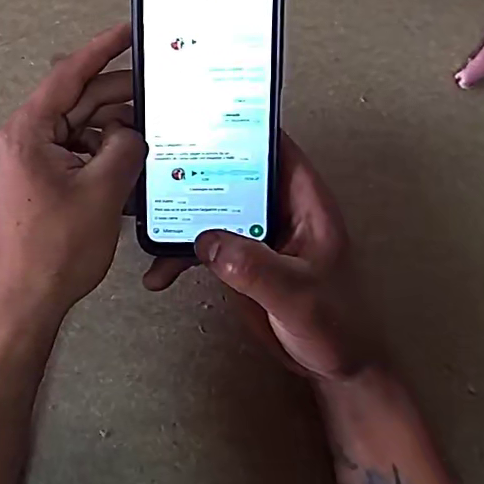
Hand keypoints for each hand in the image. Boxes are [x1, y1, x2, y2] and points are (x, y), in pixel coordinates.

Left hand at [0, 23, 146, 322]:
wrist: (28, 299)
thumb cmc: (52, 252)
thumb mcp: (102, 192)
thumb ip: (125, 148)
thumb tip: (135, 132)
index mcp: (30, 132)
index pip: (70, 73)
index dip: (104, 47)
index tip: (130, 29)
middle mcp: (29, 138)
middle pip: (82, 100)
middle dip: (122, 97)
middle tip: (161, 93)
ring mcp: (38, 158)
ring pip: (87, 126)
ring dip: (119, 129)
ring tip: (154, 133)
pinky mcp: (49, 177)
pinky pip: (84, 150)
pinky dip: (109, 152)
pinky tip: (136, 160)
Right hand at [144, 133, 374, 380]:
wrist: (333, 369)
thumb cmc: (337, 326)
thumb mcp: (299, 296)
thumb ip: (258, 269)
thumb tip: (210, 240)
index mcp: (305, 202)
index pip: (275, 148)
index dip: (243, 127)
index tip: (204, 115)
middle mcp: (277, 210)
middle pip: (233, 171)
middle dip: (196, 165)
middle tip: (156, 159)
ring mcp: (256, 233)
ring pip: (212, 205)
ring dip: (180, 212)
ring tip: (146, 216)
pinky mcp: (239, 259)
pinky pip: (204, 243)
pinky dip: (179, 253)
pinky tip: (160, 271)